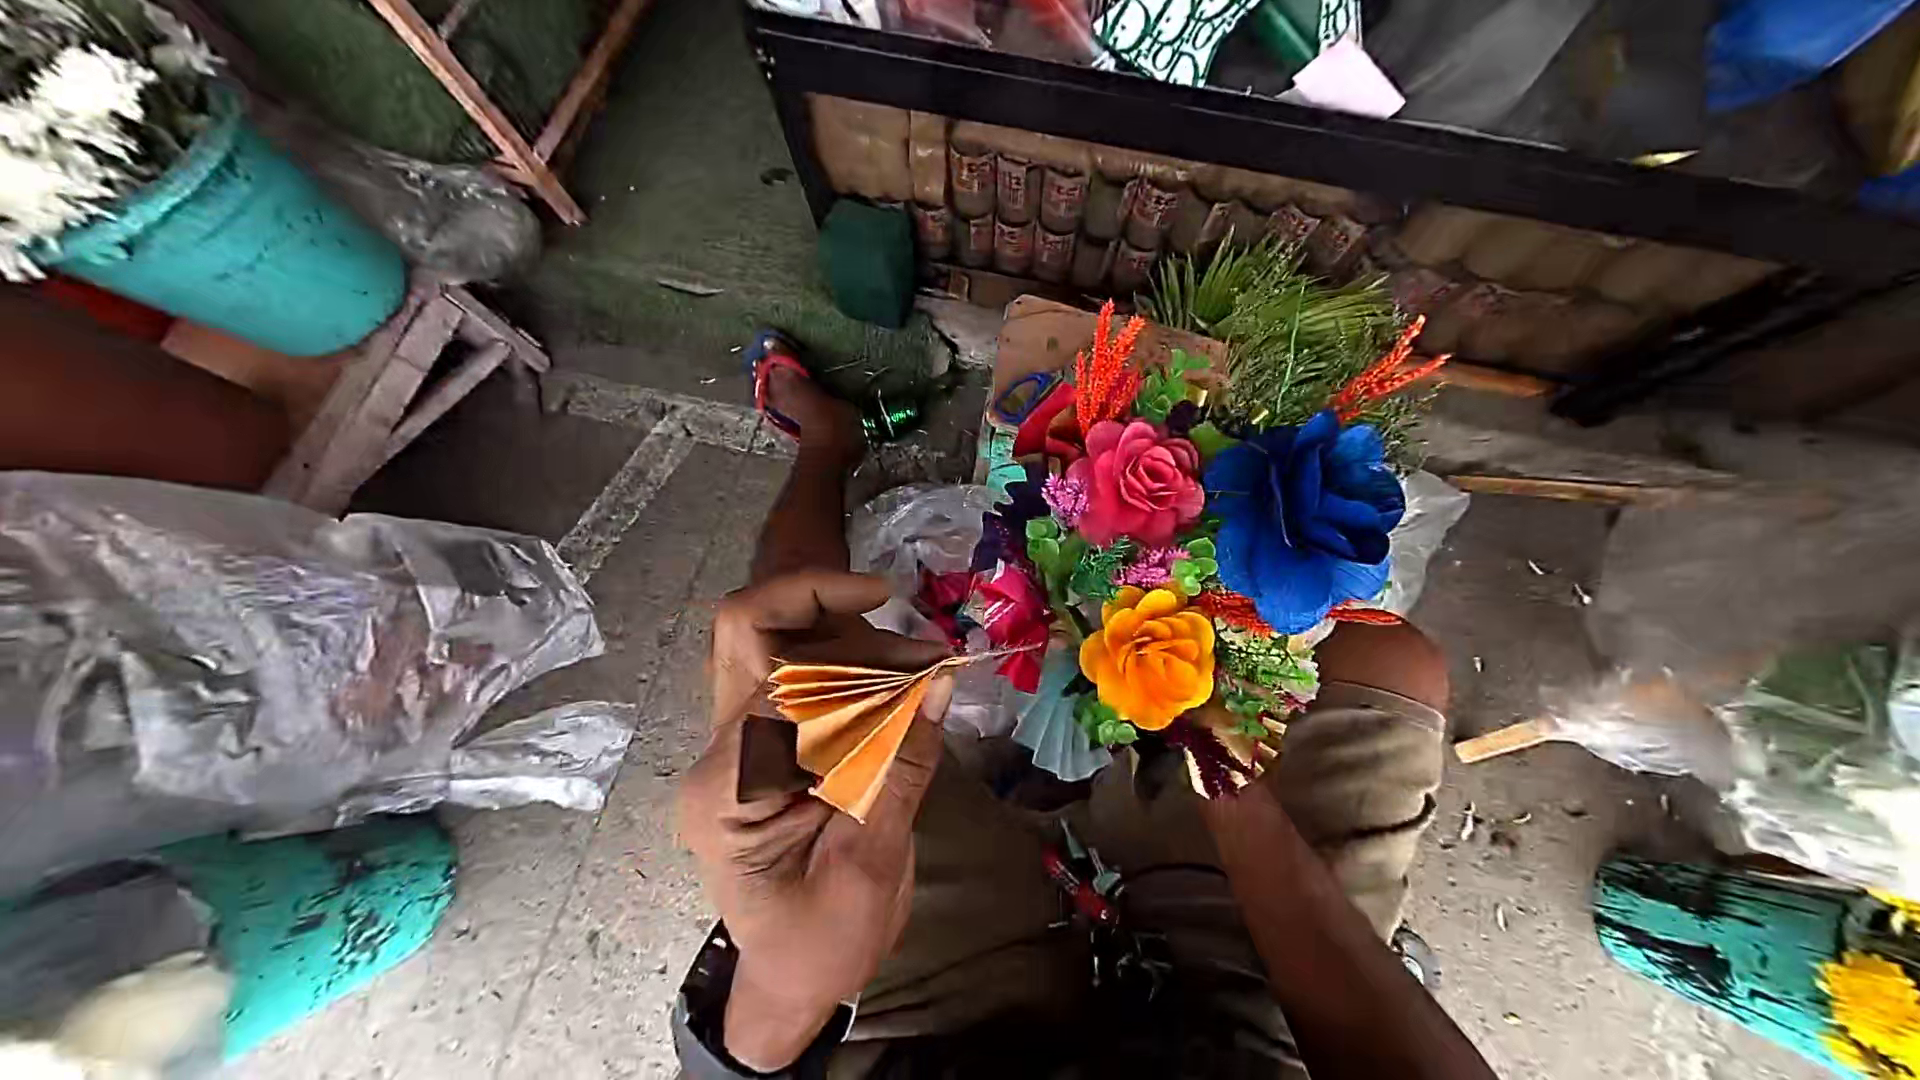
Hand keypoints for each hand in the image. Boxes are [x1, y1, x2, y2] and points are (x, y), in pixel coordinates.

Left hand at [680, 570, 950, 1070]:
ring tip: (917, 653)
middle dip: (821, 602)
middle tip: (889, 603)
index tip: (921, 660)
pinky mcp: (768, 735)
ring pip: (776, 637)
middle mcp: (721, 749)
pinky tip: (899, 672)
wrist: (798, 972)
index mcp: (727, 788)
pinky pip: (801, 666)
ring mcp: (739, 737)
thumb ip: (900, 766)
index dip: (853, 663)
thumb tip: (940, 681)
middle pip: (748, 630)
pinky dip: (852, 656)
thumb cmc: (823, 941)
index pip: (778, 684)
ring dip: (846, 629)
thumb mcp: (869, 864)